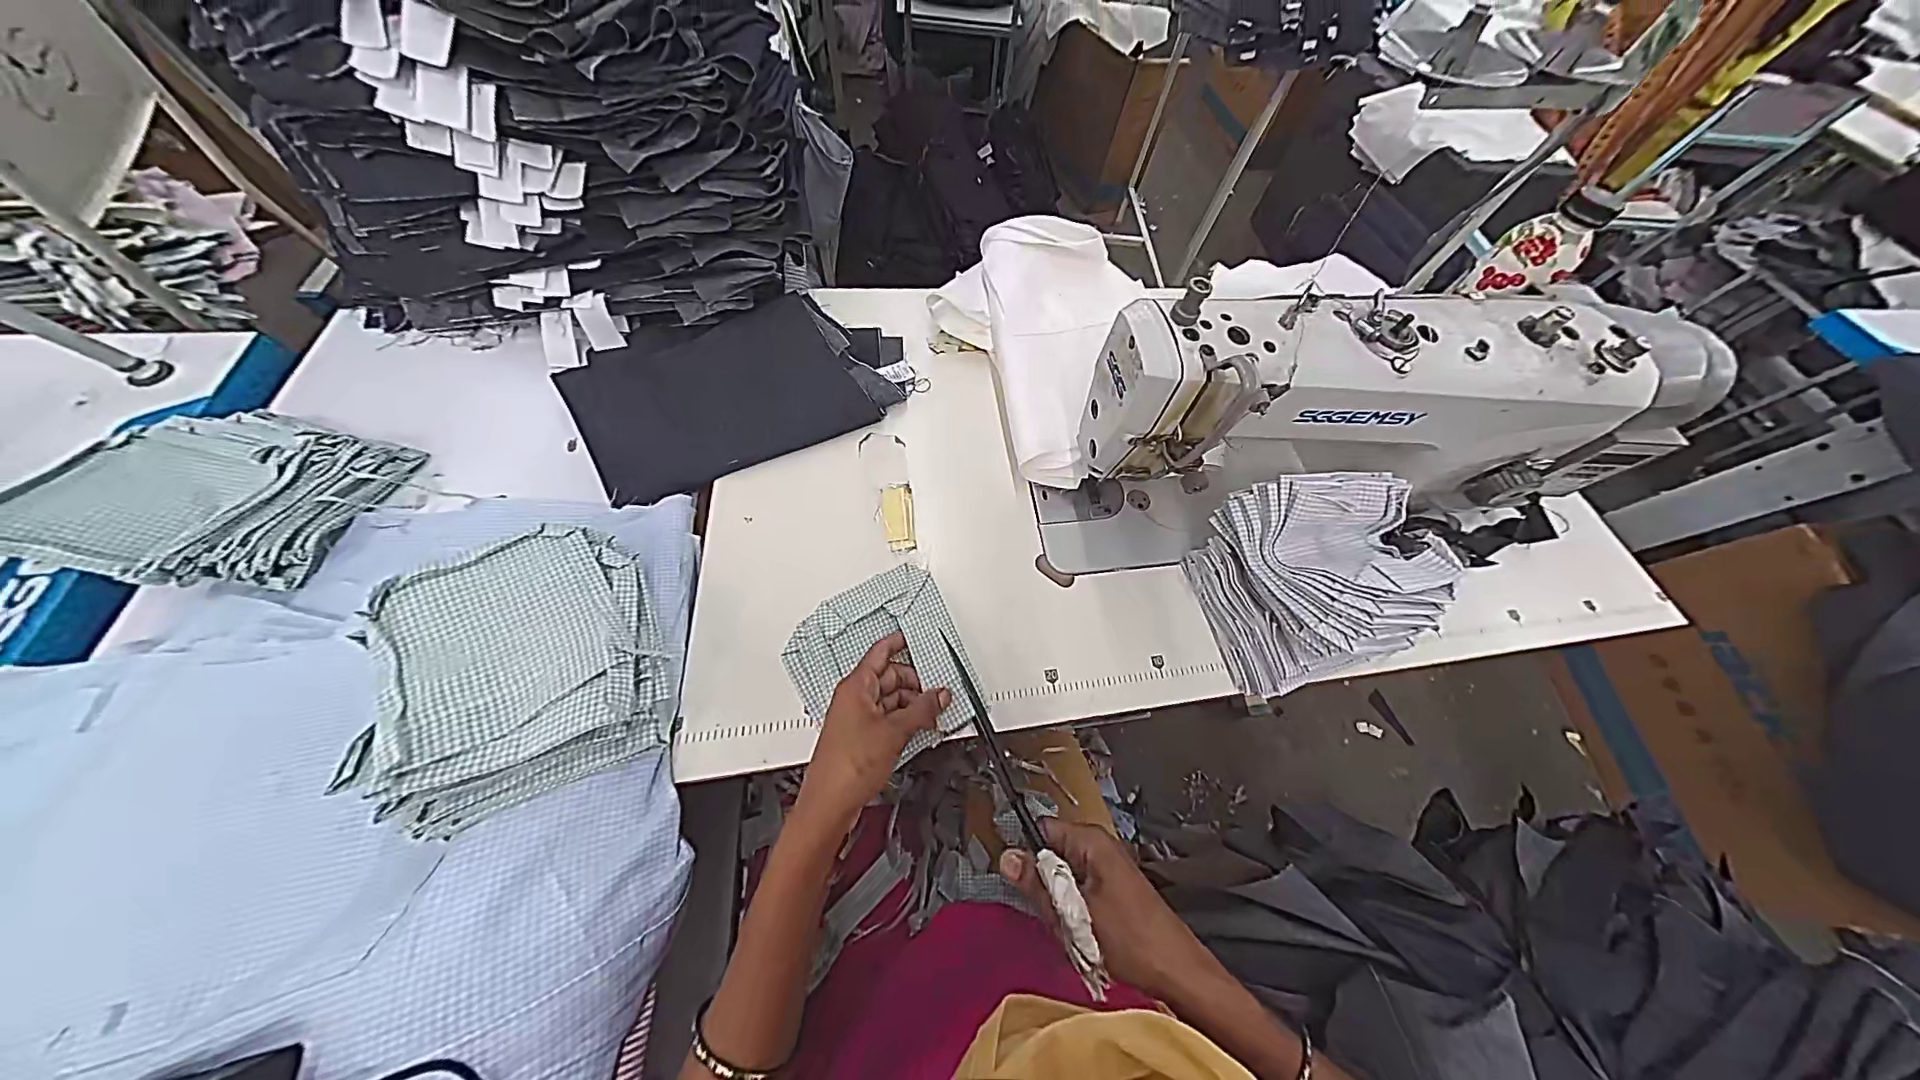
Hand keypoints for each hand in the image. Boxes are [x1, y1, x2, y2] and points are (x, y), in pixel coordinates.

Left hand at [795, 633, 949, 833]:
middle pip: (889, 678)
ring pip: (889, 700)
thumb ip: (922, 709)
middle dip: (914, 683)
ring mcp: (856, 718)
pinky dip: (903, 721)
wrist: (830, 803)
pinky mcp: (860, 737)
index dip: (898, 643)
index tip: (913, 638)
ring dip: (911, 705)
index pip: (880, 653)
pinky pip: (886, 719)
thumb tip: (939, 695)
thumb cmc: (846, 767)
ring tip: (932, 714)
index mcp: (856, 686)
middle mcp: (854, 699)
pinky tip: (919, 730)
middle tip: (936, 691)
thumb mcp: (895, 731)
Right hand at [1001, 819, 1231, 1006]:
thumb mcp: (1074, 913)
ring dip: (1059, 905)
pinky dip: (1074, 914)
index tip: (1016, 877)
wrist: (1177, 973)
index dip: (1024, 850)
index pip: (1040, 828)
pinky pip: (1078, 893)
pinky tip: (1083, 935)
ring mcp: (1107, 868)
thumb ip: (1038, 884)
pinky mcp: (1112, 890)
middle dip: (1043, 885)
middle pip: (1050, 855)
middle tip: (1052, 913)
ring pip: (1062, 879)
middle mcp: (1099, 846)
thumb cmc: (1132, 940)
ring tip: (1071, 929)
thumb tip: (1008, 857)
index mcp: (1091, 840)